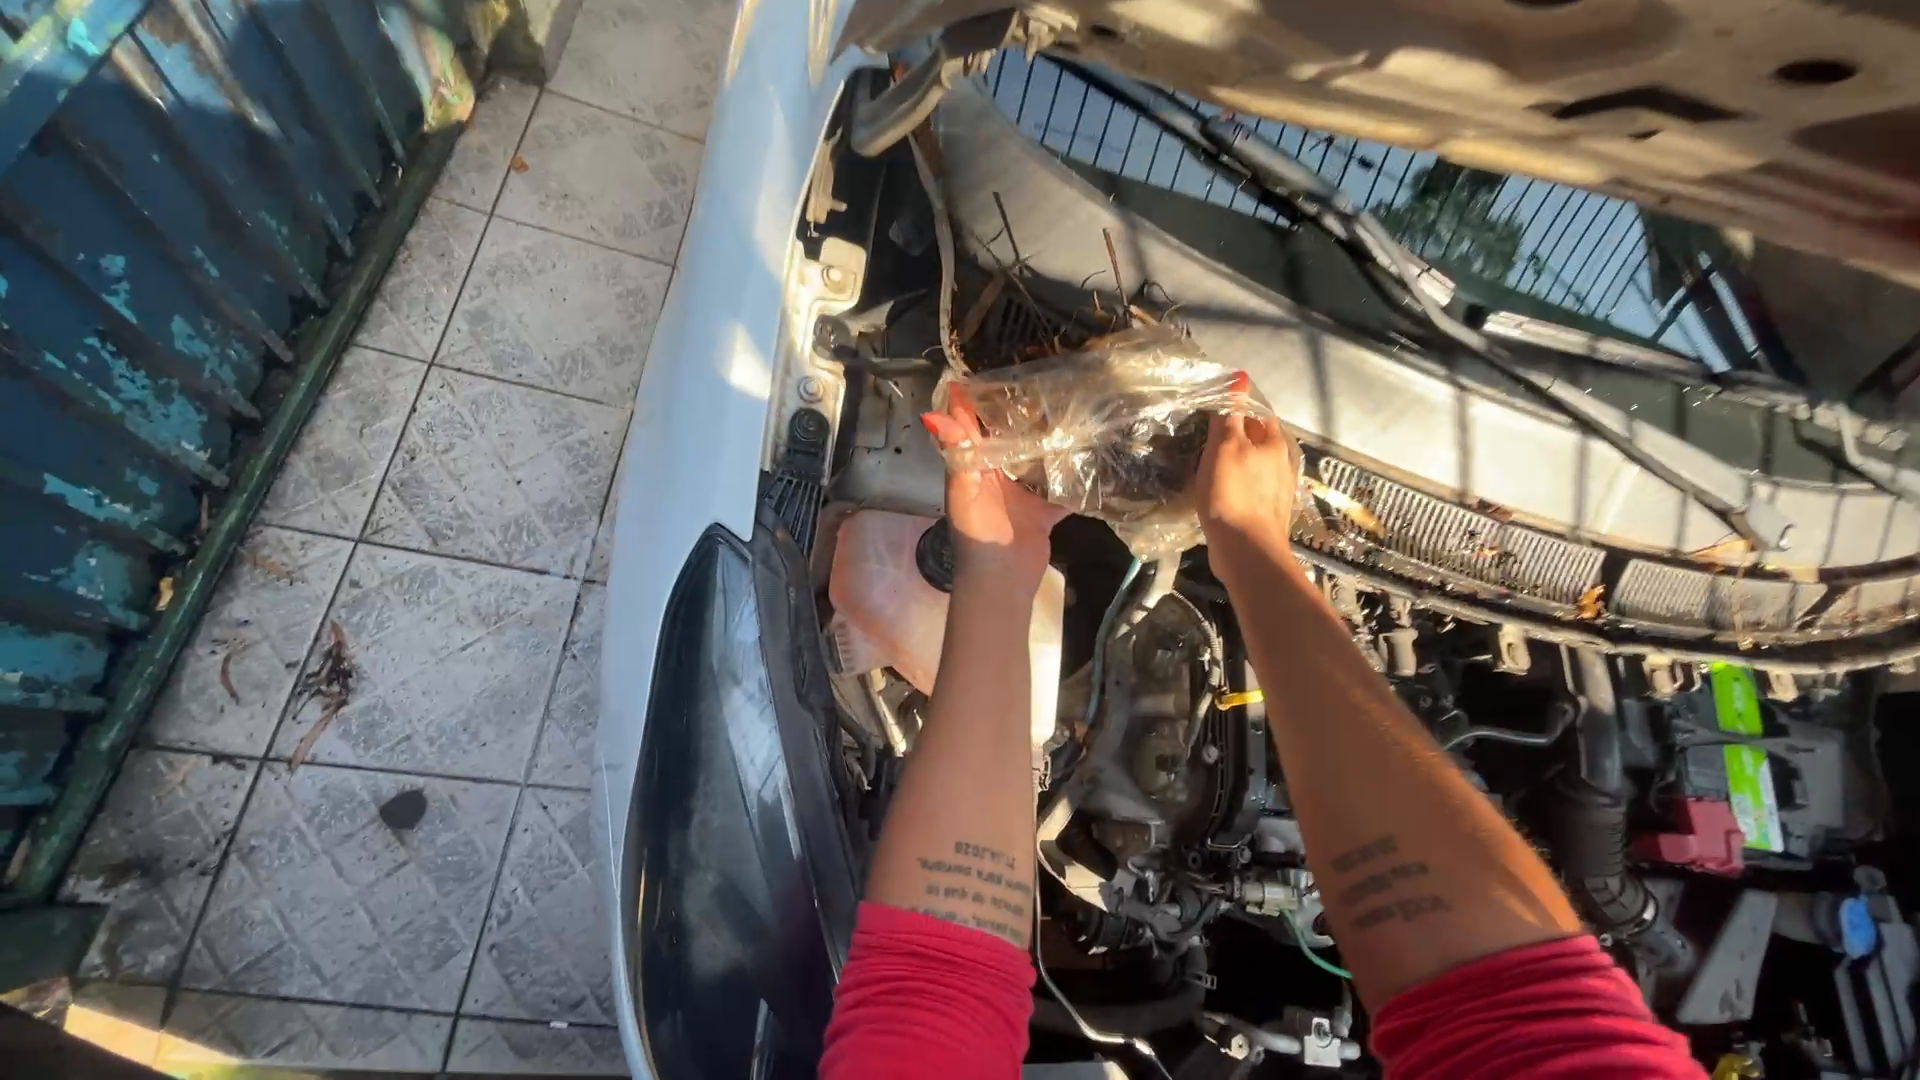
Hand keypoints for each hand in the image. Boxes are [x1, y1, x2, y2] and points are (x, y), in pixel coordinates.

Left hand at [922, 387, 1068, 592]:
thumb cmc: (977, 534)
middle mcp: (997, 476)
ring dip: (1050, 442)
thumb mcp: (963, 489)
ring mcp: (1022, 493)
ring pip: (1037, 460)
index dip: (974, 401)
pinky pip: (1061, 488)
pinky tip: (1093, 454)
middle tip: (1042, 380)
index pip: (971, 427)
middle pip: (1008, 439)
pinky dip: (1074, 477)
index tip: (988, 370)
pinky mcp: (1044, 510)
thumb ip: (956, 451)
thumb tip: (932, 413)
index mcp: (972, 468)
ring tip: (1071, 408)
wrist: (1001, 581)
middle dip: (1020, 415)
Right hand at [1196, 373, 1301, 570]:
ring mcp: (1277, 490)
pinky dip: (1236, 487)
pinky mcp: (1267, 513)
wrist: (1246, 550)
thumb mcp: (1225, 447)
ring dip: (1235, 465)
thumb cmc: (1232, 494)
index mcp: (1274, 443)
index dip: (1235, 412)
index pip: (1257, 415)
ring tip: (1208, 468)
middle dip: (1236, 439)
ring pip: (1253, 467)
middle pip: (1257, 442)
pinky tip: (1220, 495)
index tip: (1210, 417)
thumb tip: (1240, 378)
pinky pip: (1250, 490)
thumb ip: (1230, 415)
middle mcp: (1282, 463)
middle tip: (1205, 441)